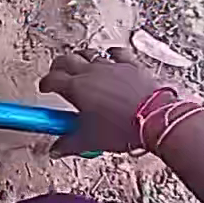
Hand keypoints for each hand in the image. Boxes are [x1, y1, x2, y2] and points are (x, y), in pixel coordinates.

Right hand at [39, 47, 165, 155]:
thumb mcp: (90, 140)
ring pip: (89, 53)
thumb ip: (68, 144)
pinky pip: (117, 52)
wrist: (158, 120)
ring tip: (80, 65)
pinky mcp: (131, 65)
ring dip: (81, 58)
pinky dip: (111, 54)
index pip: (51, 79)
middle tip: (57, 74)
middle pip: (66, 60)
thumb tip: (56, 150)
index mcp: (76, 88)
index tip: (45, 89)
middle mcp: (90, 72)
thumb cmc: (124, 128)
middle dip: (58, 66)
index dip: (45, 84)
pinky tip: (111, 57)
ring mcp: (111, 66)